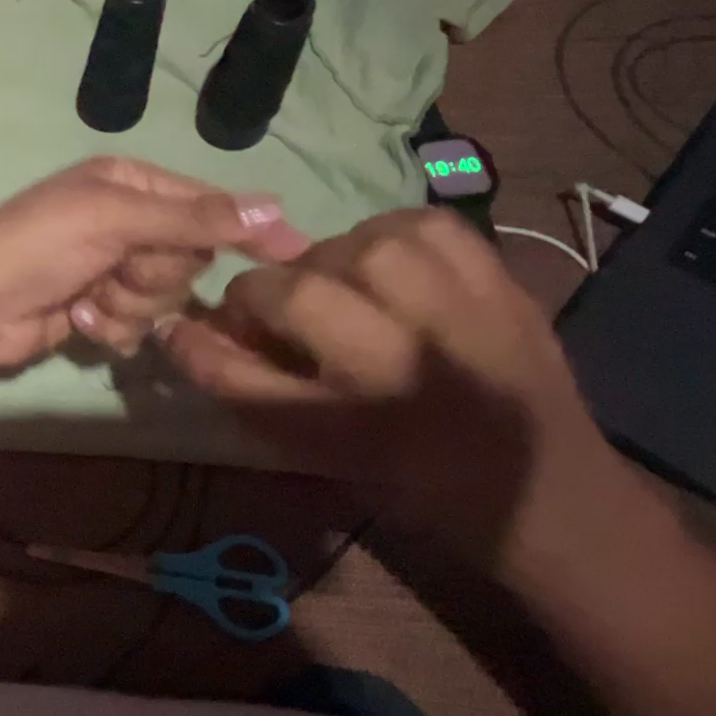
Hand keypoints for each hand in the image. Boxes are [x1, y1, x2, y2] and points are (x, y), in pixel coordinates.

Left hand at [0, 157, 308, 369]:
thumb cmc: (37, 246)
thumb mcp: (113, 218)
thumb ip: (193, 217)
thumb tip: (277, 207)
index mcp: (128, 183)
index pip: (205, 204)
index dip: (240, 228)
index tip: (291, 252)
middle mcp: (124, 222)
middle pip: (188, 257)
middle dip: (155, 274)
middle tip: (116, 271)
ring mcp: (111, 269)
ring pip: (166, 297)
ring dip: (130, 304)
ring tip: (87, 297)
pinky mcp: (99, 311)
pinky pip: (138, 325)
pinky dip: (111, 327)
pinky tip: (77, 319)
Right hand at [158, 206, 631, 569]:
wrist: (540, 491)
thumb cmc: (404, 479)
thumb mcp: (305, 445)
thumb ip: (233, 381)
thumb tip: (175, 326)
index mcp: (361, 404)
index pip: (257, 327)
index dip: (227, 322)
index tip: (228, 337)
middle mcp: (413, 349)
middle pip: (305, 278)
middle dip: (275, 294)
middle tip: (289, 326)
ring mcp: (467, 307)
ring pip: (363, 242)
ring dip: (329, 262)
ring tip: (338, 292)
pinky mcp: (502, 281)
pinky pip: (425, 225)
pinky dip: (389, 235)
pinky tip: (386, 266)